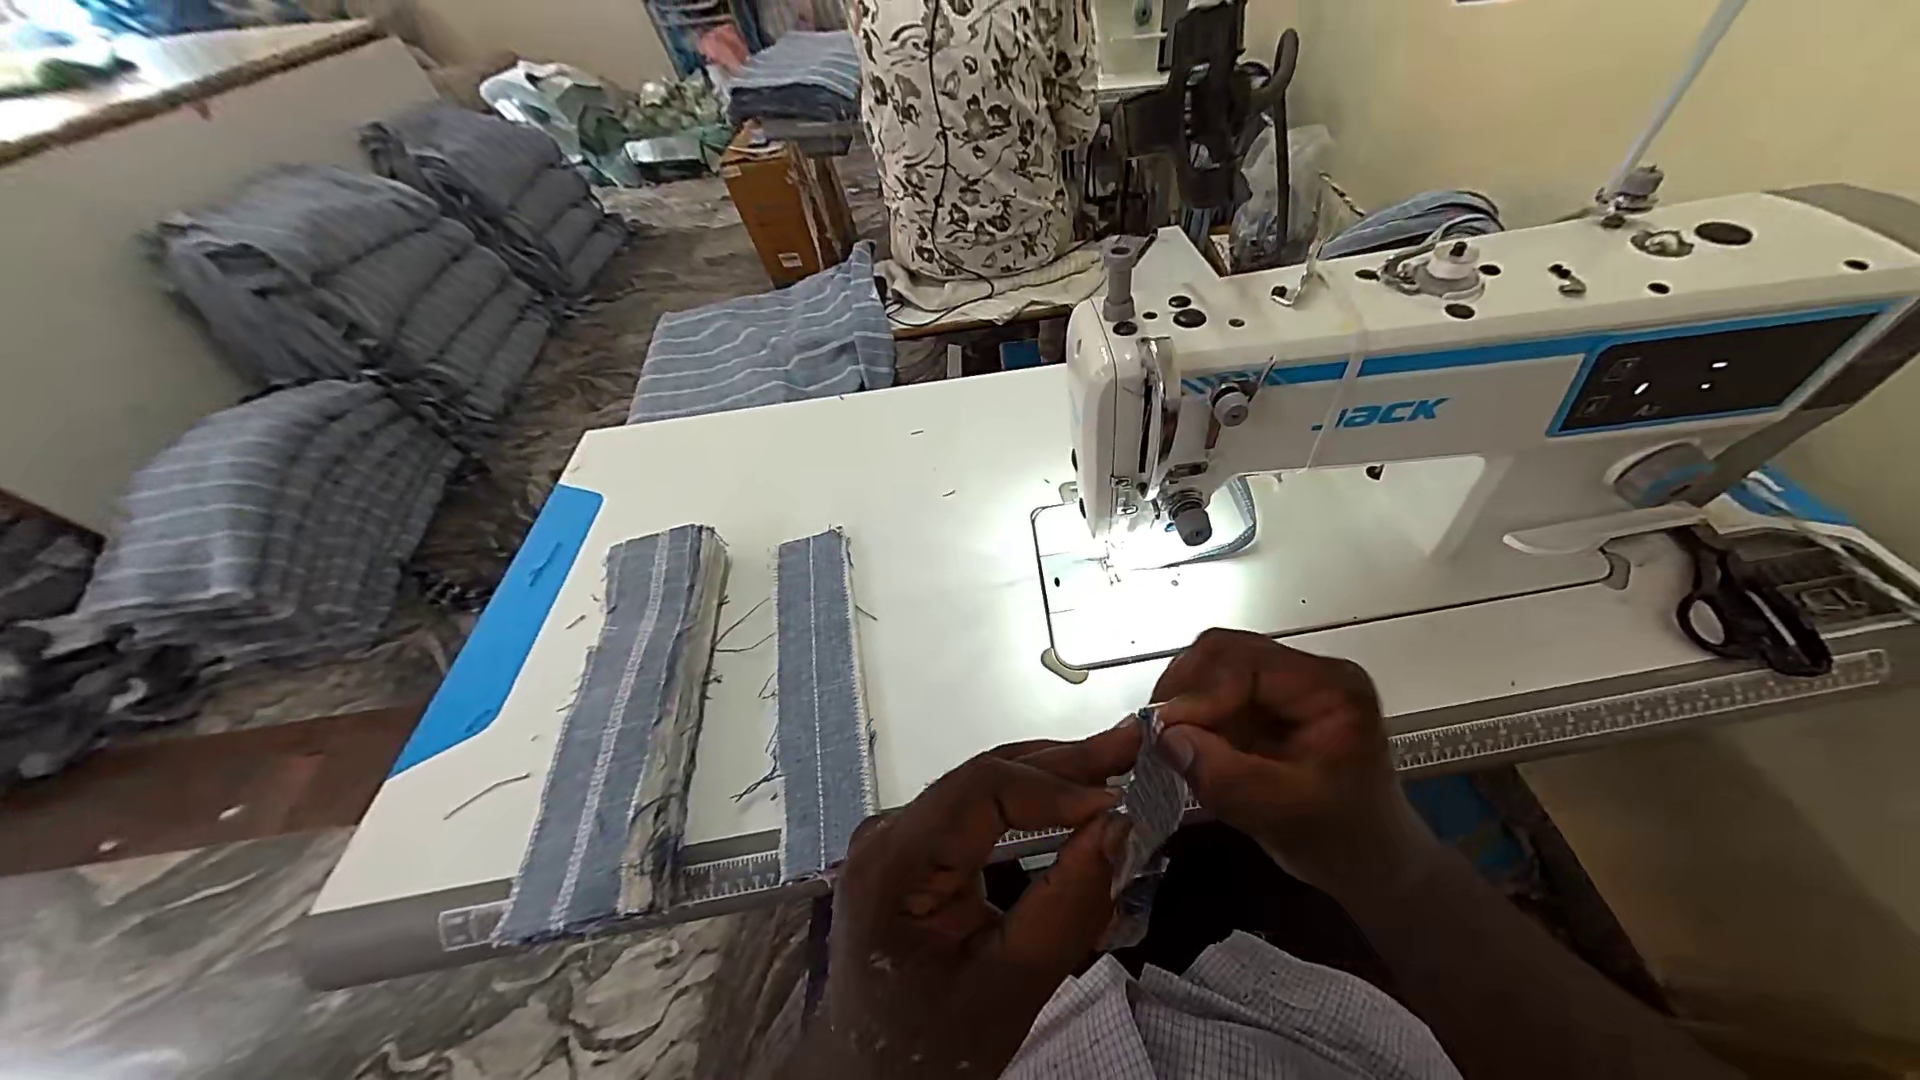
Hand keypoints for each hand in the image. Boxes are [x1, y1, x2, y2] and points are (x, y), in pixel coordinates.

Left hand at [792, 726, 1141, 1079]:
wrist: (869, 1078)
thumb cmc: (929, 1048)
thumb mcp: (1005, 989)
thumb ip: (1064, 907)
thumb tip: (1118, 829)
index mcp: (893, 861)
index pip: (979, 789)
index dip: (1054, 786)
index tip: (1119, 802)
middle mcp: (891, 831)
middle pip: (985, 776)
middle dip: (1065, 763)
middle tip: (1132, 744)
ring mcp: (904, 834)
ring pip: (988, 786)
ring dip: (1056, 776)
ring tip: (1116, 760)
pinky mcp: (923, 846)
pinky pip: (984, 810)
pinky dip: (1038, 804)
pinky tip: (1077, 794)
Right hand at [1151, 628, 1439, 897]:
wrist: (1371, 863)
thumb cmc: (1350, 842)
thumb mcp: (1287, 816)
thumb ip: (1226, 777)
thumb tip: (1166, 739)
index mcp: (1330, 688)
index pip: (1243, 662)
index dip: (1197, 694)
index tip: (1166, 733)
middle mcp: (1304, 674)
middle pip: (1220, 654)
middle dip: (1182, 693)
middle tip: (1158, 734)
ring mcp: (1280, 686)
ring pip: (1207, 670)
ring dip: (1182, 705)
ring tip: (1171, 744)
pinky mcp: (1259, 702)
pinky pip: (1207, 693)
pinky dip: (1188, 718)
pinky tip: (1185, 747)